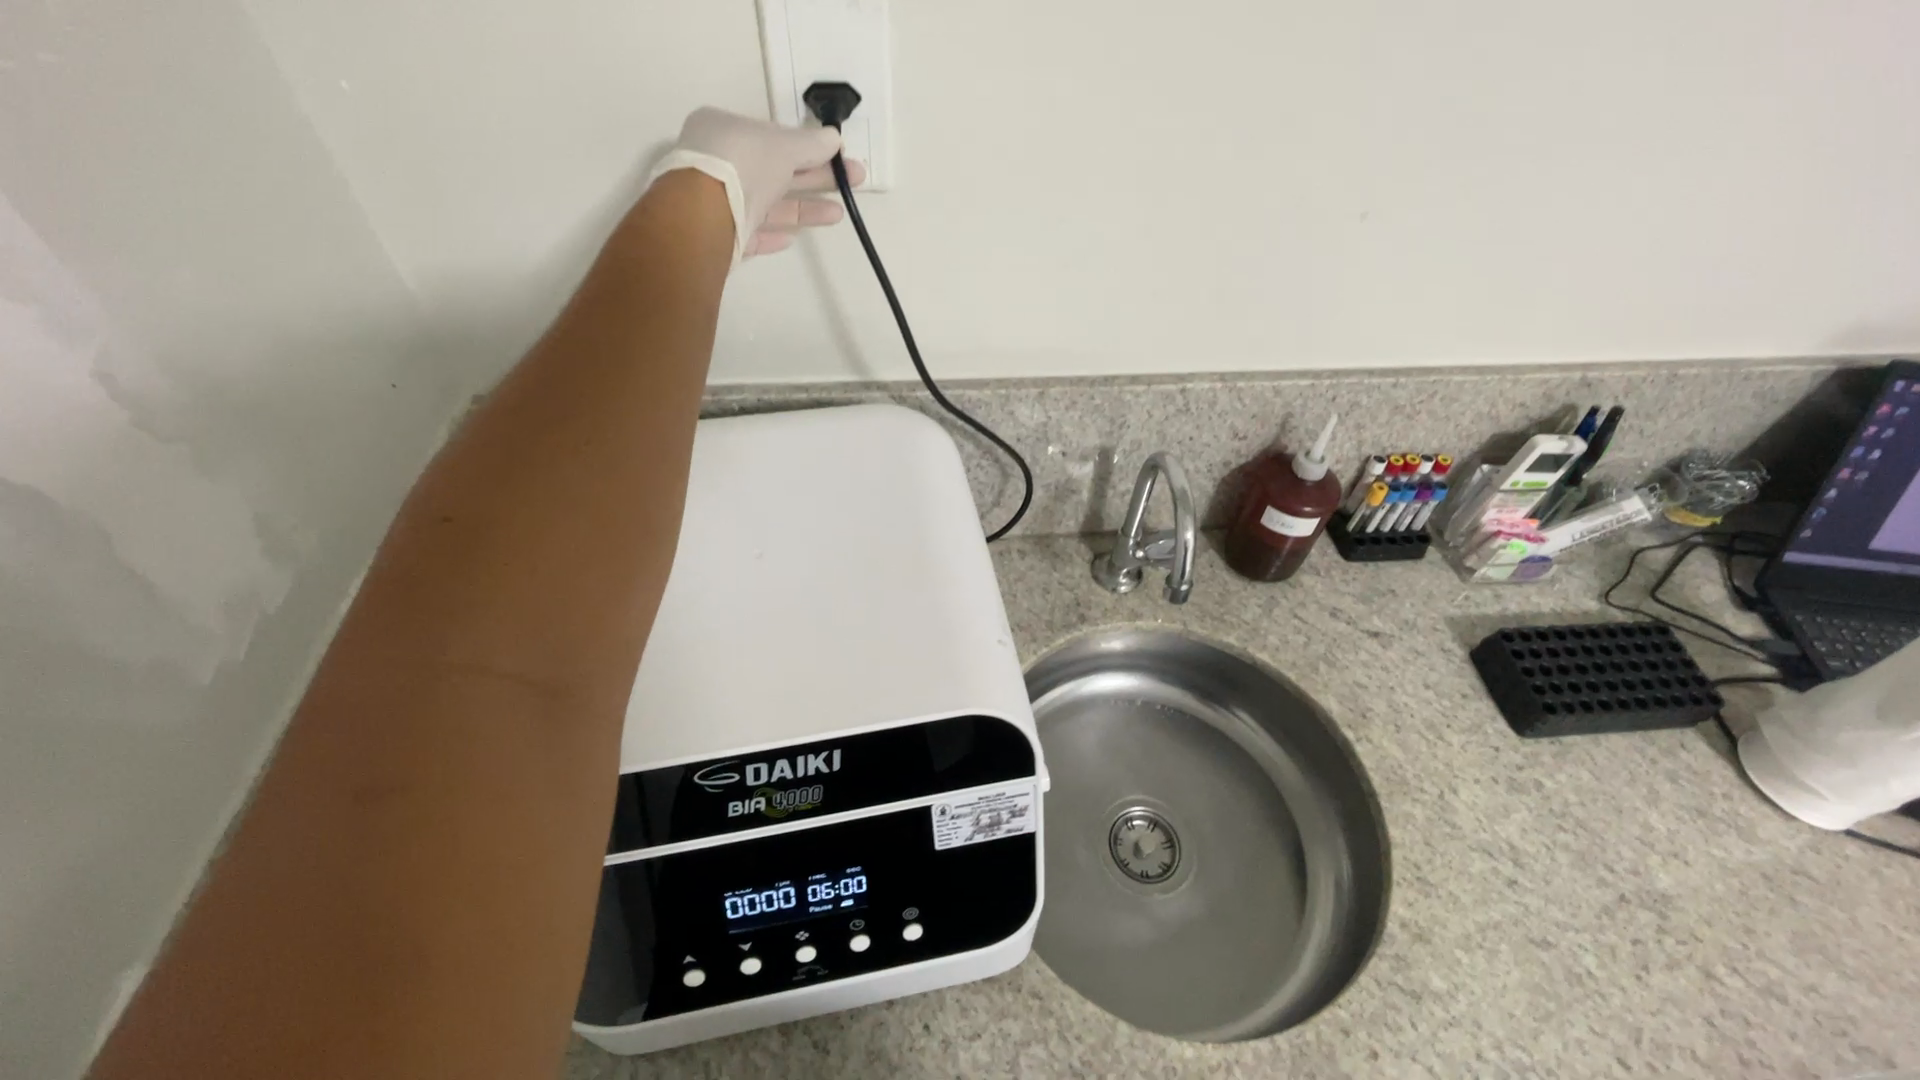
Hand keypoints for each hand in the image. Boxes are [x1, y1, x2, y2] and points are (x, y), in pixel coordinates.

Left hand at [646, 107, 867, 259]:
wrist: (705, 214)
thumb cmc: (743, 163)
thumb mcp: (783, 145)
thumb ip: (811, 143)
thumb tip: (834, 138)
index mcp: (724, 130)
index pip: (771, 137)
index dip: (805, 146)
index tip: (834, 155)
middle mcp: (719, 163)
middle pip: (776, 171)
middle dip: (816, 177)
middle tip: (853, 181)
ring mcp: (718, 202)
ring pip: (768, 204)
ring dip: (804, 209)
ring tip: (838, 214)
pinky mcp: (721, 237)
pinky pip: (752, 233)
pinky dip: (774, 234)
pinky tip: (793, 239)